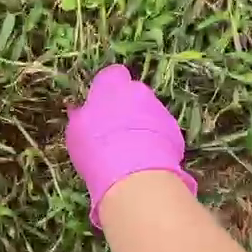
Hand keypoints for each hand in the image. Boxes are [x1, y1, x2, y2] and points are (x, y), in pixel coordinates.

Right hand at [65, 64, 196, 226]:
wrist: (134, 175)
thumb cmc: (96, 150)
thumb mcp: (76, 133)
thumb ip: (81, 117)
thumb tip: (81, 112)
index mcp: (111, 86)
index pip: (111, 75)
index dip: (106, 91)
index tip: (99, 109)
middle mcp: (139, 91)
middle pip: (133, 94)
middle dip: (126, 108)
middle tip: (113, 134)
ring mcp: (160, 110)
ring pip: (150, 113)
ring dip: (141, 127)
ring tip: (129, 155)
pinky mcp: (175, 132)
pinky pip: (163, 133)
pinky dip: (155, 144)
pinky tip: (144, 164)